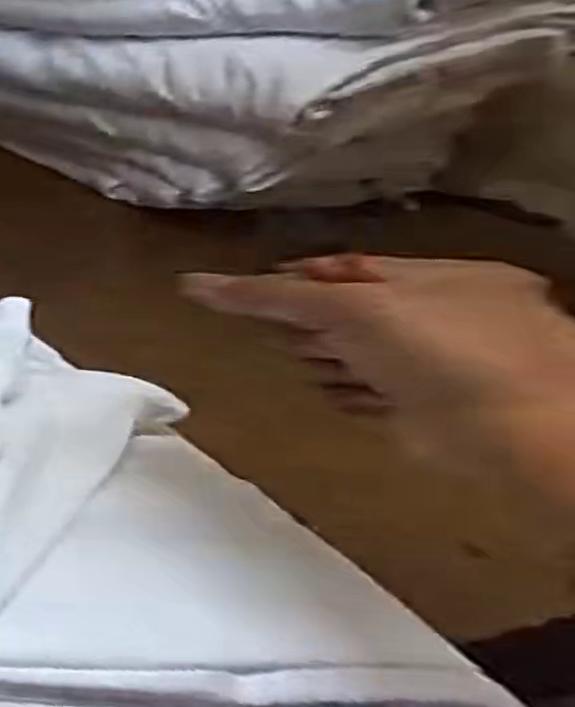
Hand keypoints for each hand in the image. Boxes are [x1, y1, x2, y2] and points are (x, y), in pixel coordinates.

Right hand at [182, 255, 574, 503]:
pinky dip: (344, 394)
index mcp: (444, 279)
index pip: (346, 268)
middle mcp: (445, 317)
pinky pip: (362, 392)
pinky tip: (343, 395)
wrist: (518, 438)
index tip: (258, 294)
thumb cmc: (439, 352)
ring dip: (325, 361)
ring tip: (329, 368)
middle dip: (310, 324)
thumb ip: (263, 294)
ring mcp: (439, 365)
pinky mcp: (426, 407)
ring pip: (348, 353)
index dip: (298, 278)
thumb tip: (189, 282)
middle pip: (341, 311)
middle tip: (300, 334)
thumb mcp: (342, 308)